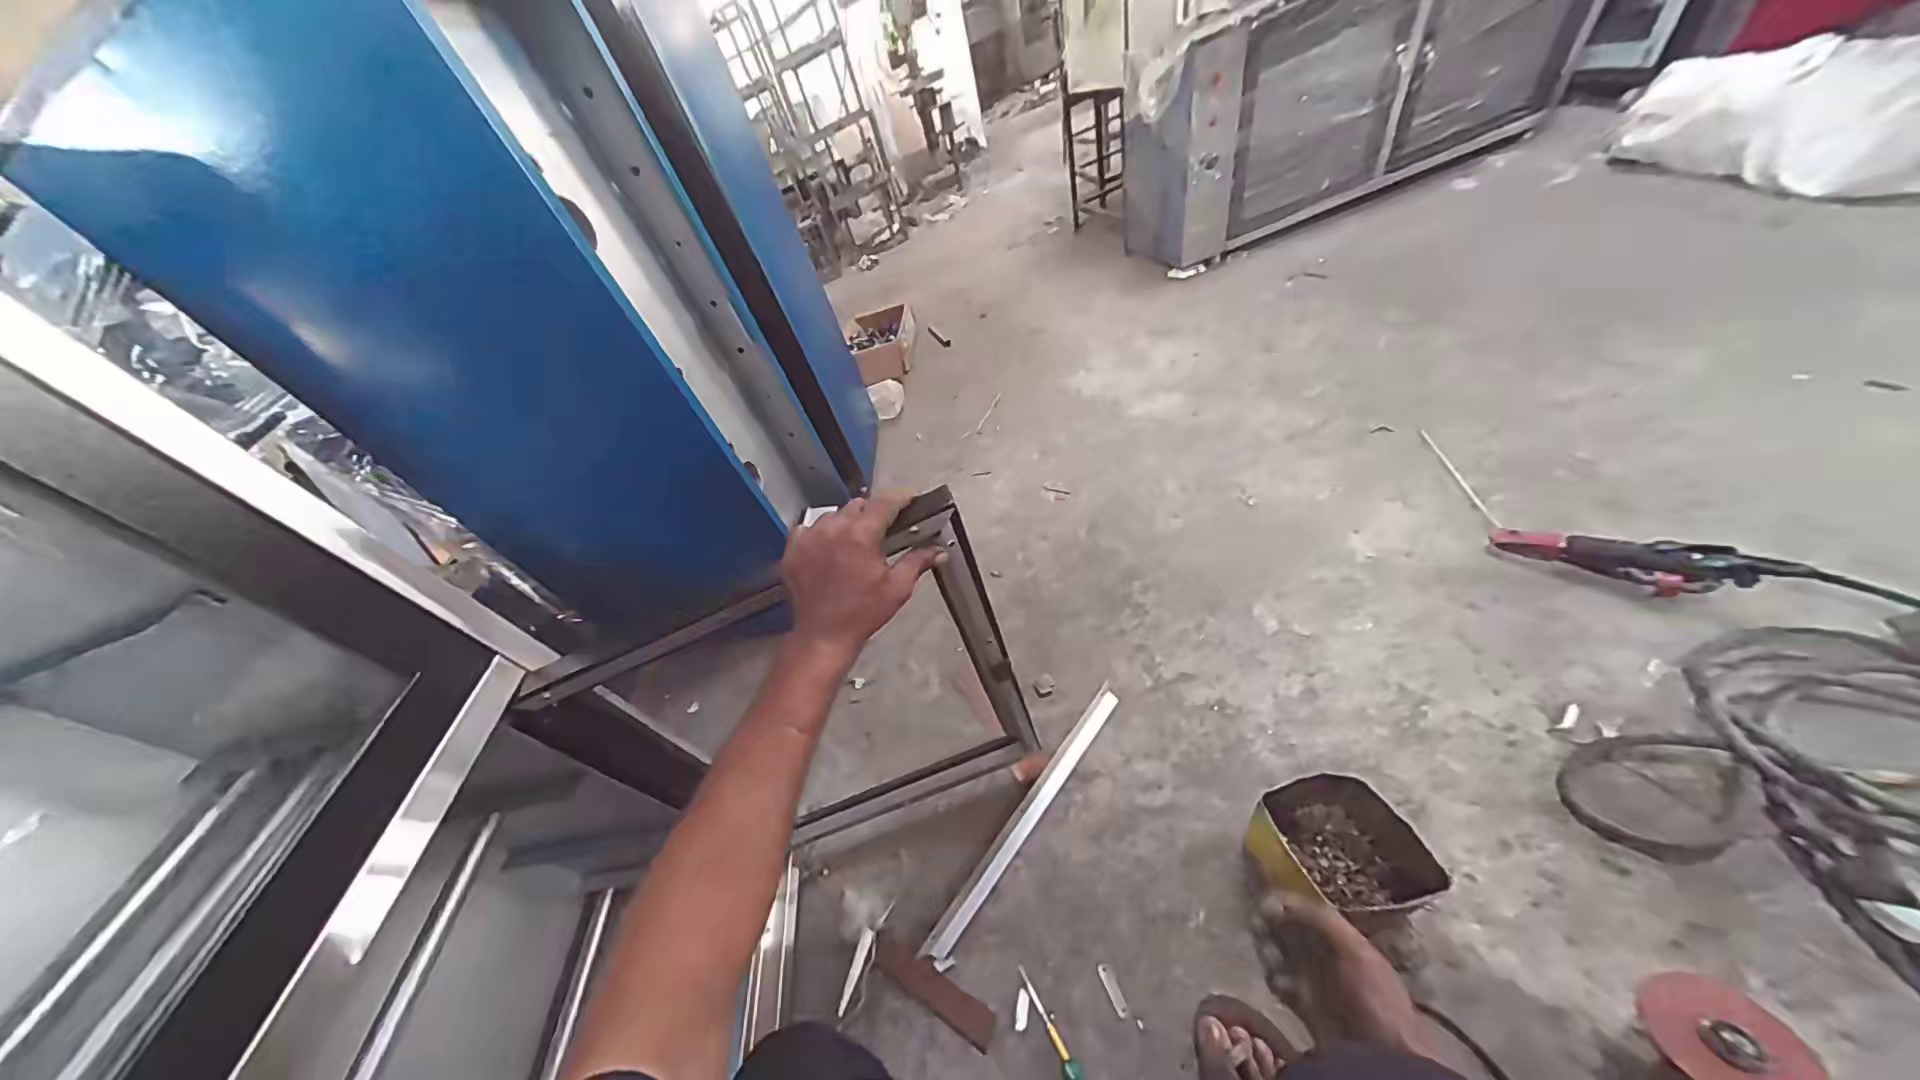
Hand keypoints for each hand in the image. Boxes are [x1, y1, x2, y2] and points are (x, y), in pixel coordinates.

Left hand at [783, 490, 945, 654]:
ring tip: (855, 543)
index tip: (910, 497)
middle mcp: (833, 529)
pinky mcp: (793, 548)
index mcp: (861, 535)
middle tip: (883, 530)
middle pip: (858, 505)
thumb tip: (937, 551)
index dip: (901, 497)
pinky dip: (822, 533)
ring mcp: (809, 537)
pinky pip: (810, 528)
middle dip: (873, 513)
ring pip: (834, 515)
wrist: (823, 634)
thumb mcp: (897, 587)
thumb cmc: (861, 613)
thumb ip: (918, 561)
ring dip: (847, 523)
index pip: (885, 503)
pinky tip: (830, 550)